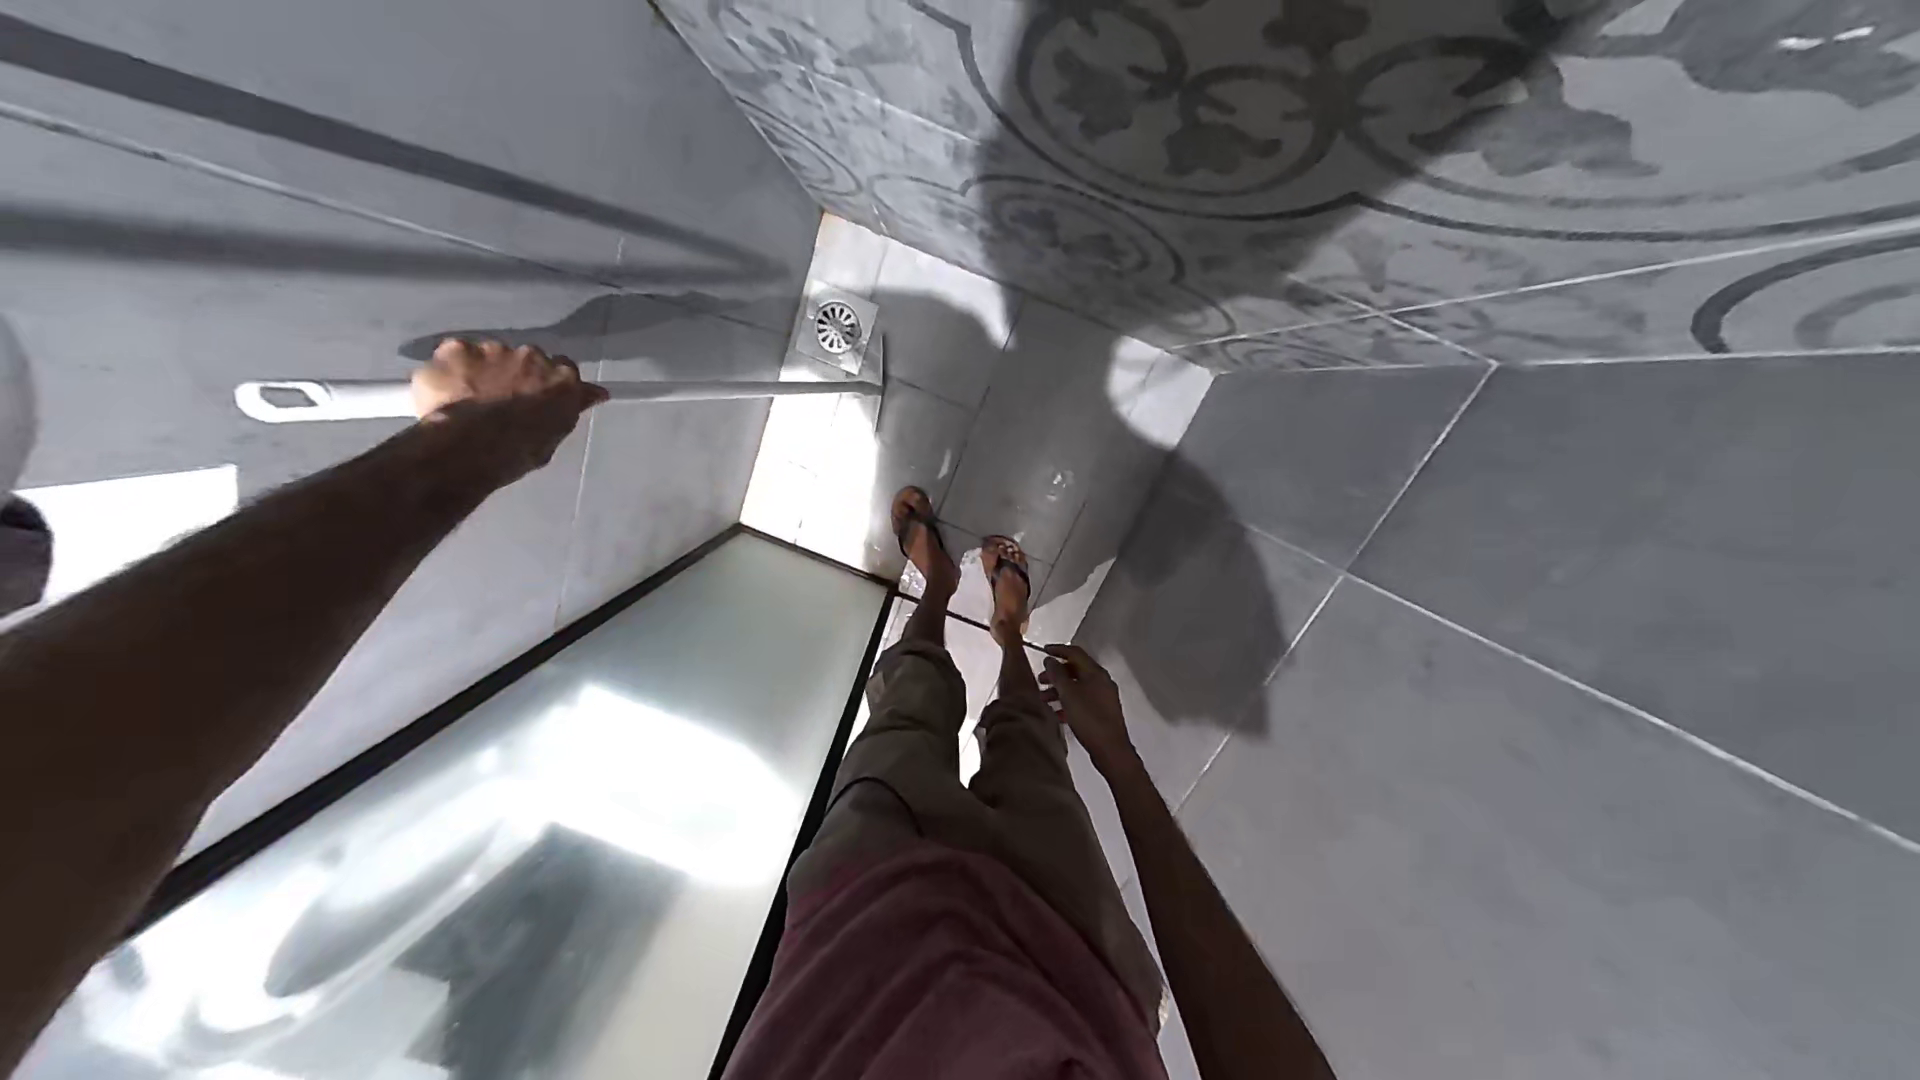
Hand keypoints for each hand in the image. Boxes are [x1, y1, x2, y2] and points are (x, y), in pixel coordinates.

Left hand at [411, 338, 608, 482]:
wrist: (474, 445)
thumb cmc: (522, 450)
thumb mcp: (557, 431)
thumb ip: (569, 407)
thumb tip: (596, 393)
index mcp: (563, 380)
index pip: (565, 368)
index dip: (551, 380)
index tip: (543, 393)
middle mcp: (533, 357)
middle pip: (527, 358)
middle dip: (518, 372)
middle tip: (505, 397)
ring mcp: (493, 350)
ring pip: (490, 354)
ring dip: (484, 369)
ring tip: (470, 397)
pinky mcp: (456, 349)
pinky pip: (455, 354)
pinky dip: (452, 368)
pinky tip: (447, 389)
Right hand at [1041, 644, 1139, 775]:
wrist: (1110, 749)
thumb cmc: (1089, 718)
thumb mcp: (1069, 694)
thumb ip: (1058, 675)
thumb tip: (1050, 660)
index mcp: (1096, 673)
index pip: (1075, 653)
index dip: (1058, 649)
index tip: (1043, 650)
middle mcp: (1102, 681)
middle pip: (1076, 670)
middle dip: (1056, 673)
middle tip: (1040, 679)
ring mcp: (1103, 697)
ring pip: (1077, 686)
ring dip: (1060, 689)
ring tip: (1044, 699)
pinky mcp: (1102, 711)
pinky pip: (1082, 700)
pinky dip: (1068, 702)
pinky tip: (1056, 713)